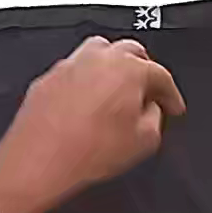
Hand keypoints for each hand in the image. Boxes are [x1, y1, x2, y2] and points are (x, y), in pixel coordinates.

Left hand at [0, 37, 186, 212]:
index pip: (160, 75)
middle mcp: (99, 58)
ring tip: (119, 88)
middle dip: (145, 71)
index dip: (171, 94)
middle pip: (132, 53)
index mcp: (129, 69)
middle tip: (150, 93)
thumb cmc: (85, 151)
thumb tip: (151, 110)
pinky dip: (88, 78)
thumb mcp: (143, 142)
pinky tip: (90, 98)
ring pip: (101, 52)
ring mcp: (71, 63)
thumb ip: (155, 117)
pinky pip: (76, 68)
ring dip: (115, 66)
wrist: (38, 160)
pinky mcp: (50, 76)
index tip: (173, 106)